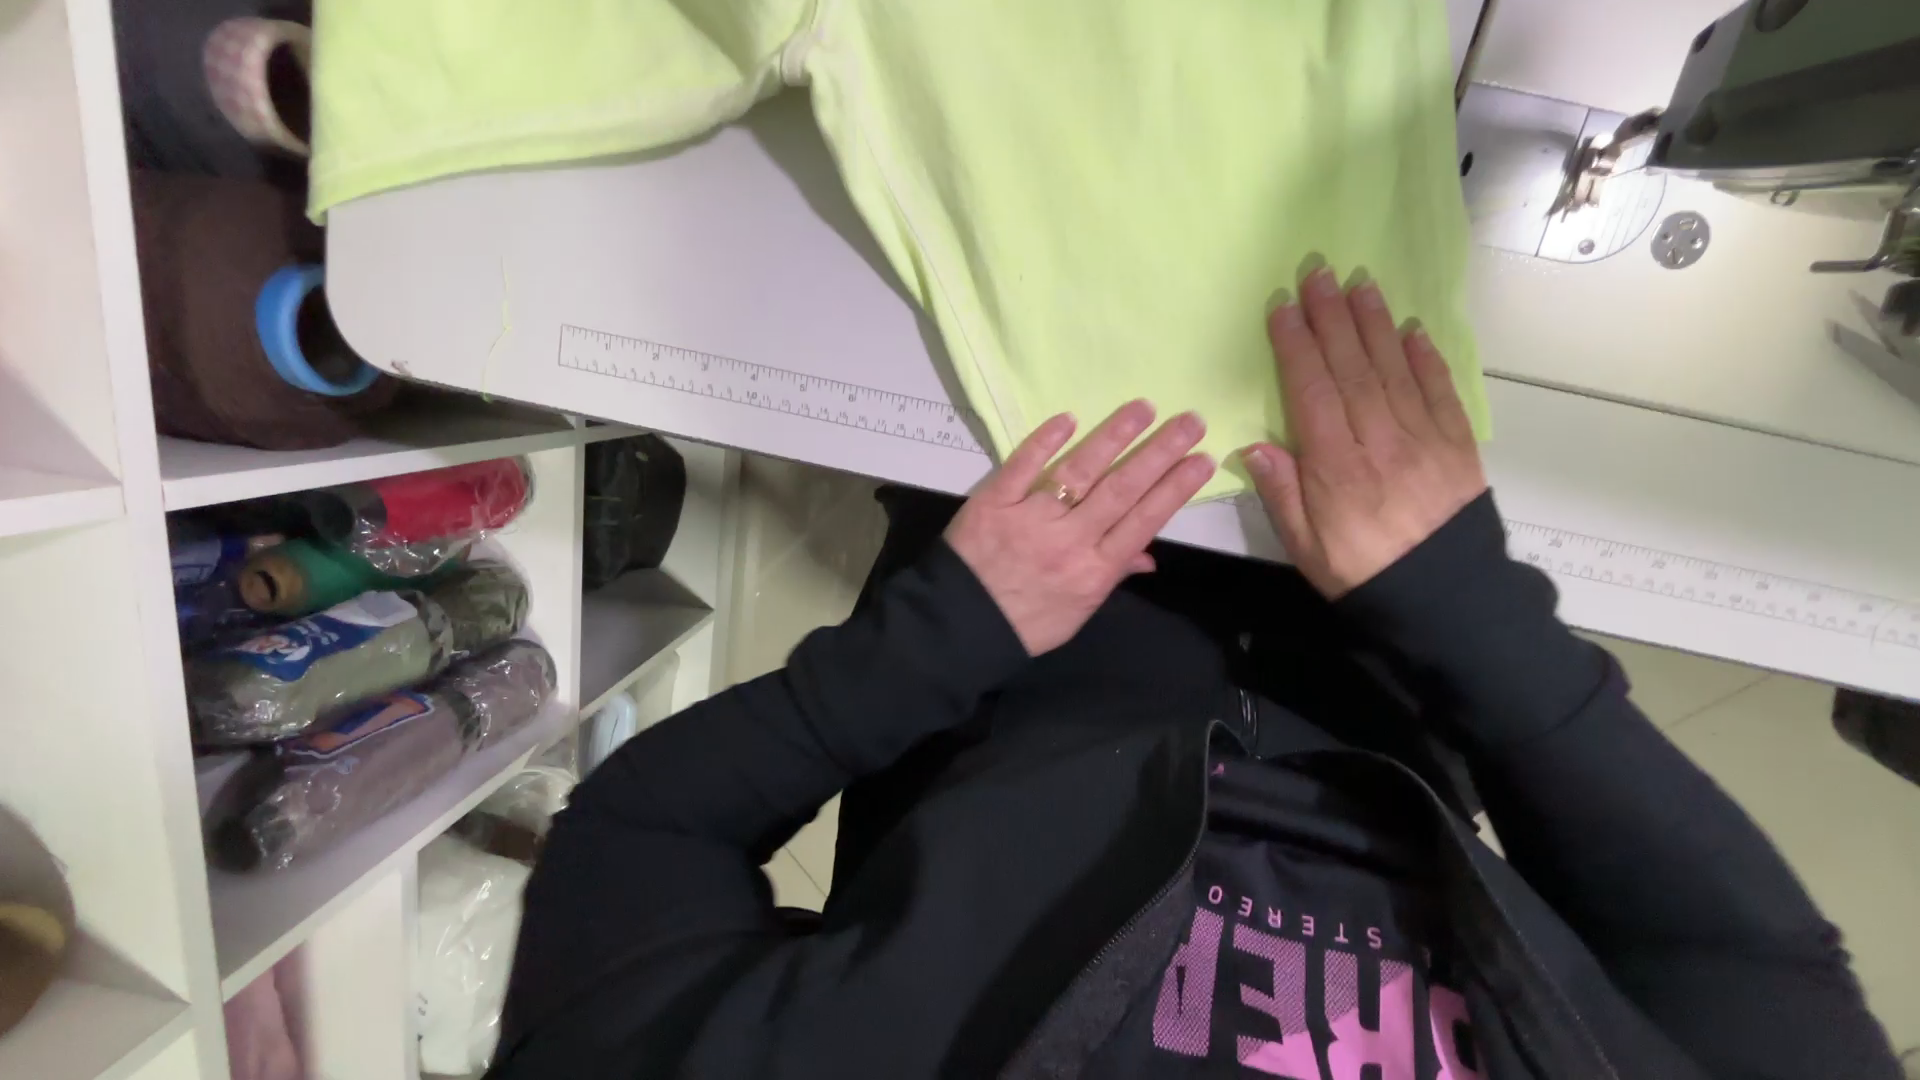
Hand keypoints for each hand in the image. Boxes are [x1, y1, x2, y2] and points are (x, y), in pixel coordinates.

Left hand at [946, 401, 1215, 654]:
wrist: (960, 628)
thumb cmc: (1025, 624)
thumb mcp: (1077, 613)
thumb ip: (1112, 577)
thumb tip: (1148, 554)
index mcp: (1095, 570)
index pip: (1143, 521)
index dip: (1175, 488)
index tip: (1202, 458)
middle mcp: (1069, 540)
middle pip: (1121, 489)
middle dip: (1159, 453)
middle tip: (1191, 421)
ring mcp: (1031, 518)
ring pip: (1079, 471)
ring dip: (1113, 438)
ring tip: (1143, 408)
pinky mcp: (993, 503)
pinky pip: (1021, 467)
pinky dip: (1044, 442)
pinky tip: (1068, 419)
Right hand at [1241, 267, 1487, 598]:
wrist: (1443, 597)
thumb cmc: (1359, 571)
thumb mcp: (1304, 545)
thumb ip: (1282, 492)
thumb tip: (1253, 445)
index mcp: (1338, 467)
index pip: (1313, 393)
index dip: (1297, 348)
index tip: (1284, 309)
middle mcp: (1380, 441)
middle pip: (1352, 369)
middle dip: (1332, 318)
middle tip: (1319, 274)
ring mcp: (1423, 438)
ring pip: (1394, 370)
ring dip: (1374, 324)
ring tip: (1360, 285)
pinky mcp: (1455, 444)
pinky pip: (1439, 391)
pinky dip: (1425, 358)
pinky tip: (1410, 331)